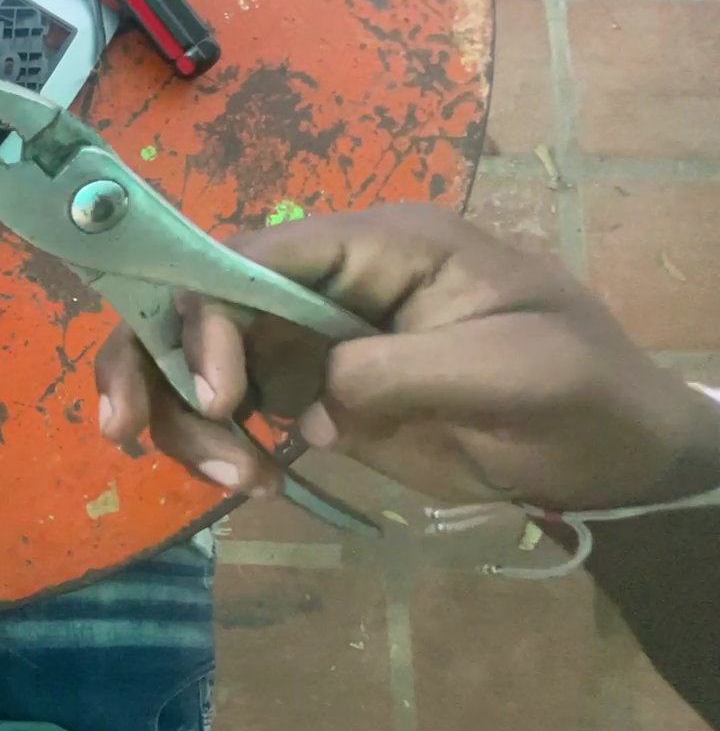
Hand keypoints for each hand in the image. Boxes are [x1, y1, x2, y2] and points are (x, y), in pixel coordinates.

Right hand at [93, 205, 719, 510]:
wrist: (604, 460)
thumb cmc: (580, 396)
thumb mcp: (515, 371)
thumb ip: (395, 368)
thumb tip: (299, 402)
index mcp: (367, 249)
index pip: (247, 263)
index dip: (206, 322)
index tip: (218, 400)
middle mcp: (309, 285)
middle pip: (187, 310)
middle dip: (149, 368)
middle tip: (126, 430)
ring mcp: (291, 338)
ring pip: (184, 364)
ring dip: (181, 422)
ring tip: (235, 480)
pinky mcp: (284, 387)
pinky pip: (211, 408)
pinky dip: (207, 445)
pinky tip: (248, 480)